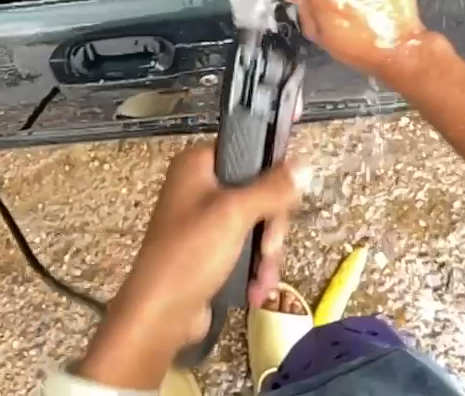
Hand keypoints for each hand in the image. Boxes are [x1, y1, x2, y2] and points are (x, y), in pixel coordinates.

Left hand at [78, 143, 306, 388]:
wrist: (160, 315)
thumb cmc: (191, 252)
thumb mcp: (235, 214)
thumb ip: (272, 188)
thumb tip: (304, 165)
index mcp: (197, 164)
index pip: (245, 150)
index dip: (271, 167)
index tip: (293, 187)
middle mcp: (199, 186)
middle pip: (257, 191)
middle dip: (270, 225)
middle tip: (270, 246)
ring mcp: (204, 219)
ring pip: (255, 223)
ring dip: (266, 252)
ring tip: (262, 278)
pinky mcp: (209, 249)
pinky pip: (244, 247)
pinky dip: (254, 266)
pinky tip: (255, 288)